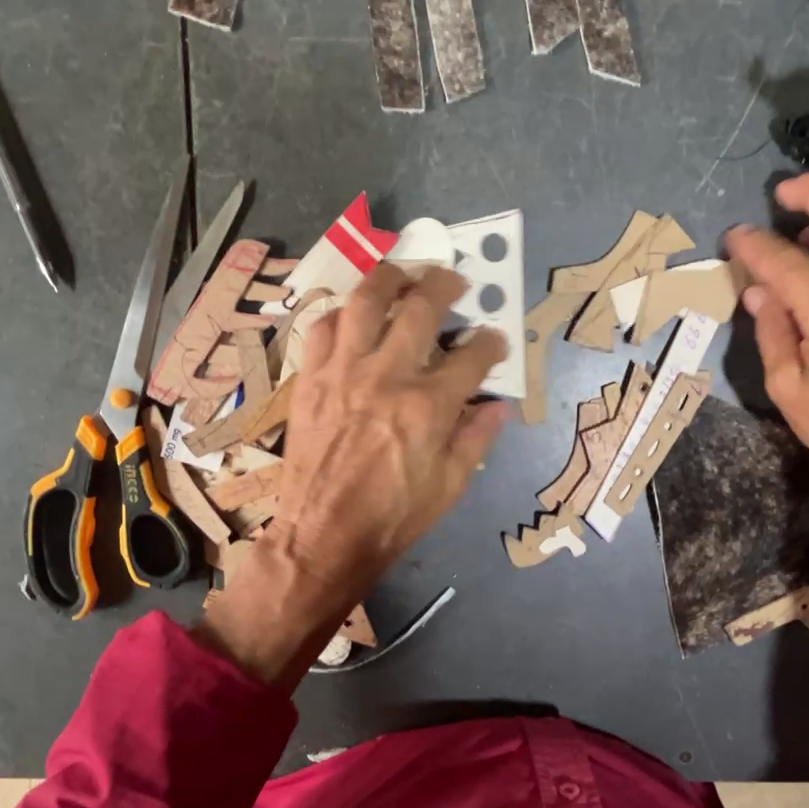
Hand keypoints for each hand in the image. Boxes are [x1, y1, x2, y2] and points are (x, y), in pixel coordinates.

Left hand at [197, 264, 509, 688]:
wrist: (323, 535)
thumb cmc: (393, 517)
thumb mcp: (450, 487)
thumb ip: (475, 439)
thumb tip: (497, 406)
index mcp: (429, 407)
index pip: (473, 357)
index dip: (491, 343)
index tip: (495, 340)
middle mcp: (387, 376)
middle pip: (421, 309)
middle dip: (445, 286)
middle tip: (454, 281)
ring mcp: (344, 372)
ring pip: (367, 302)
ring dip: (389, 278)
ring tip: (403, 272)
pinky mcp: (311, 379)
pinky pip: (323, 328)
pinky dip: (341, 313)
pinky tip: (353, 315)